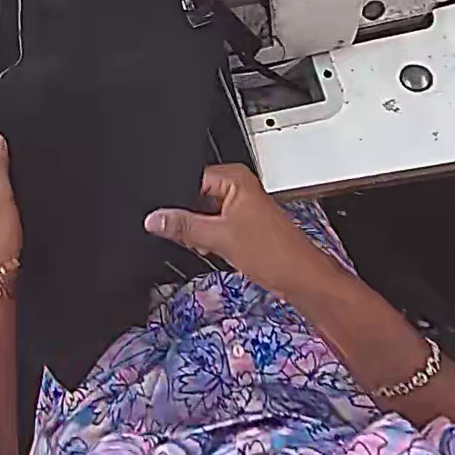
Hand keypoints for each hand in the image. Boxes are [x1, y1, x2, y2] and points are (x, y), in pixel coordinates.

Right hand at [144, 164, 338, 289]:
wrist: (299, 277)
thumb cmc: (275, 252)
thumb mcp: (218, 237)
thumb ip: (182, 226)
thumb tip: (155, 219)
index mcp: (234, 177)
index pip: (189, 179)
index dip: (175, 201)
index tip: (164, 218)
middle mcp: (238, 186)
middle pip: (194, 197)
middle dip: (188, 219)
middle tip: (193, 236)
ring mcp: (241, 205)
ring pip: (203, 214)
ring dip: (199, 231)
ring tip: (211, 244)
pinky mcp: (242, 223)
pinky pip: (213, 226)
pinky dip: (210, 238)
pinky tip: (216, 249)